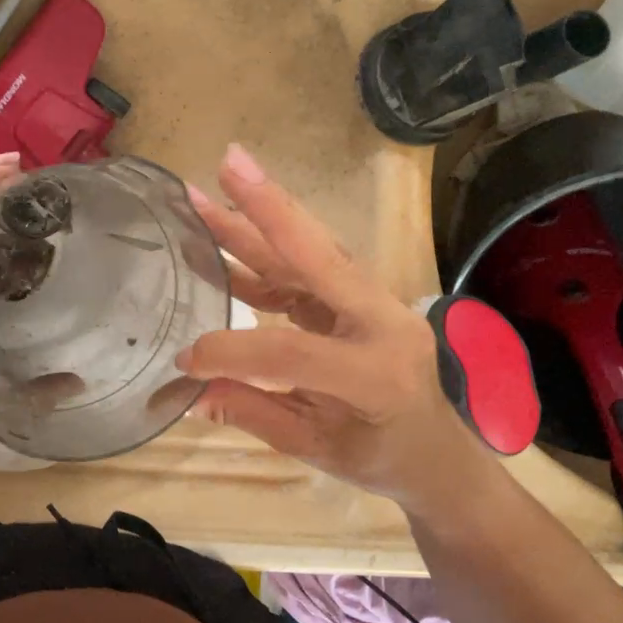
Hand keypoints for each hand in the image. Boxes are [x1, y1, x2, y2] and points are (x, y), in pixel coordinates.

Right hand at [178, 144, 498, 519]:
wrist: (438, 453)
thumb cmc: (382, 459)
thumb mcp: (317, 451)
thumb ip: (254, 415)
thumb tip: (190, 392)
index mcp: (377, 372)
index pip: (290, 349)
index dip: (231, 352)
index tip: (185, 362)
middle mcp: (381, 322)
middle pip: (319, 258)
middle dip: (270, 209)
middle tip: (229, 163)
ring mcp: (372, 302)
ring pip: (309, 252)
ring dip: (259, 217)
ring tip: (215, 182)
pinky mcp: (356, 296)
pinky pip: (306, 266)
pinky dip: (263, 249)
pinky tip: (225, 230)